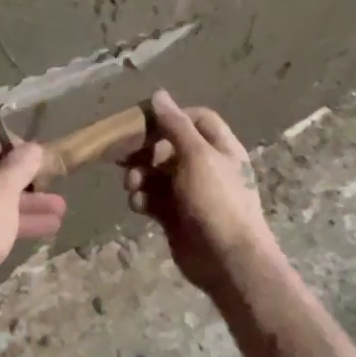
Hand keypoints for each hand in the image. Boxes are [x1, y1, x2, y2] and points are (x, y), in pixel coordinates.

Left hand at [0, 126, 66, 298]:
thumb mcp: (4, 190)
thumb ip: (21, 165)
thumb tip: (34, 147)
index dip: (14, 143)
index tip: (37, 157)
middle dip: (25, 178)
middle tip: (52, 182)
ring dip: (25, 201)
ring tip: (61, 209)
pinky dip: (11, 217)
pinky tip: (47, 226)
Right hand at [123, 90, 270, 290]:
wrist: (228, 262)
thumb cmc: (217, 201)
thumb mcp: (197, 156)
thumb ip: (175, 125)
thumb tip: (158, 94)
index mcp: (220, 148)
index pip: (196, 119)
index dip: (172, 117)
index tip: (147, 122)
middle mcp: (205, 166)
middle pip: (168, 144)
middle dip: (146, 149)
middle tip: (127, 155)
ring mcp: (189, 192)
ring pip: (156, 172)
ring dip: (139, 174)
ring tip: (132, 185)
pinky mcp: (174, 215)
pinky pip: (152, 197)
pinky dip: (142, 198)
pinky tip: (139, 205)